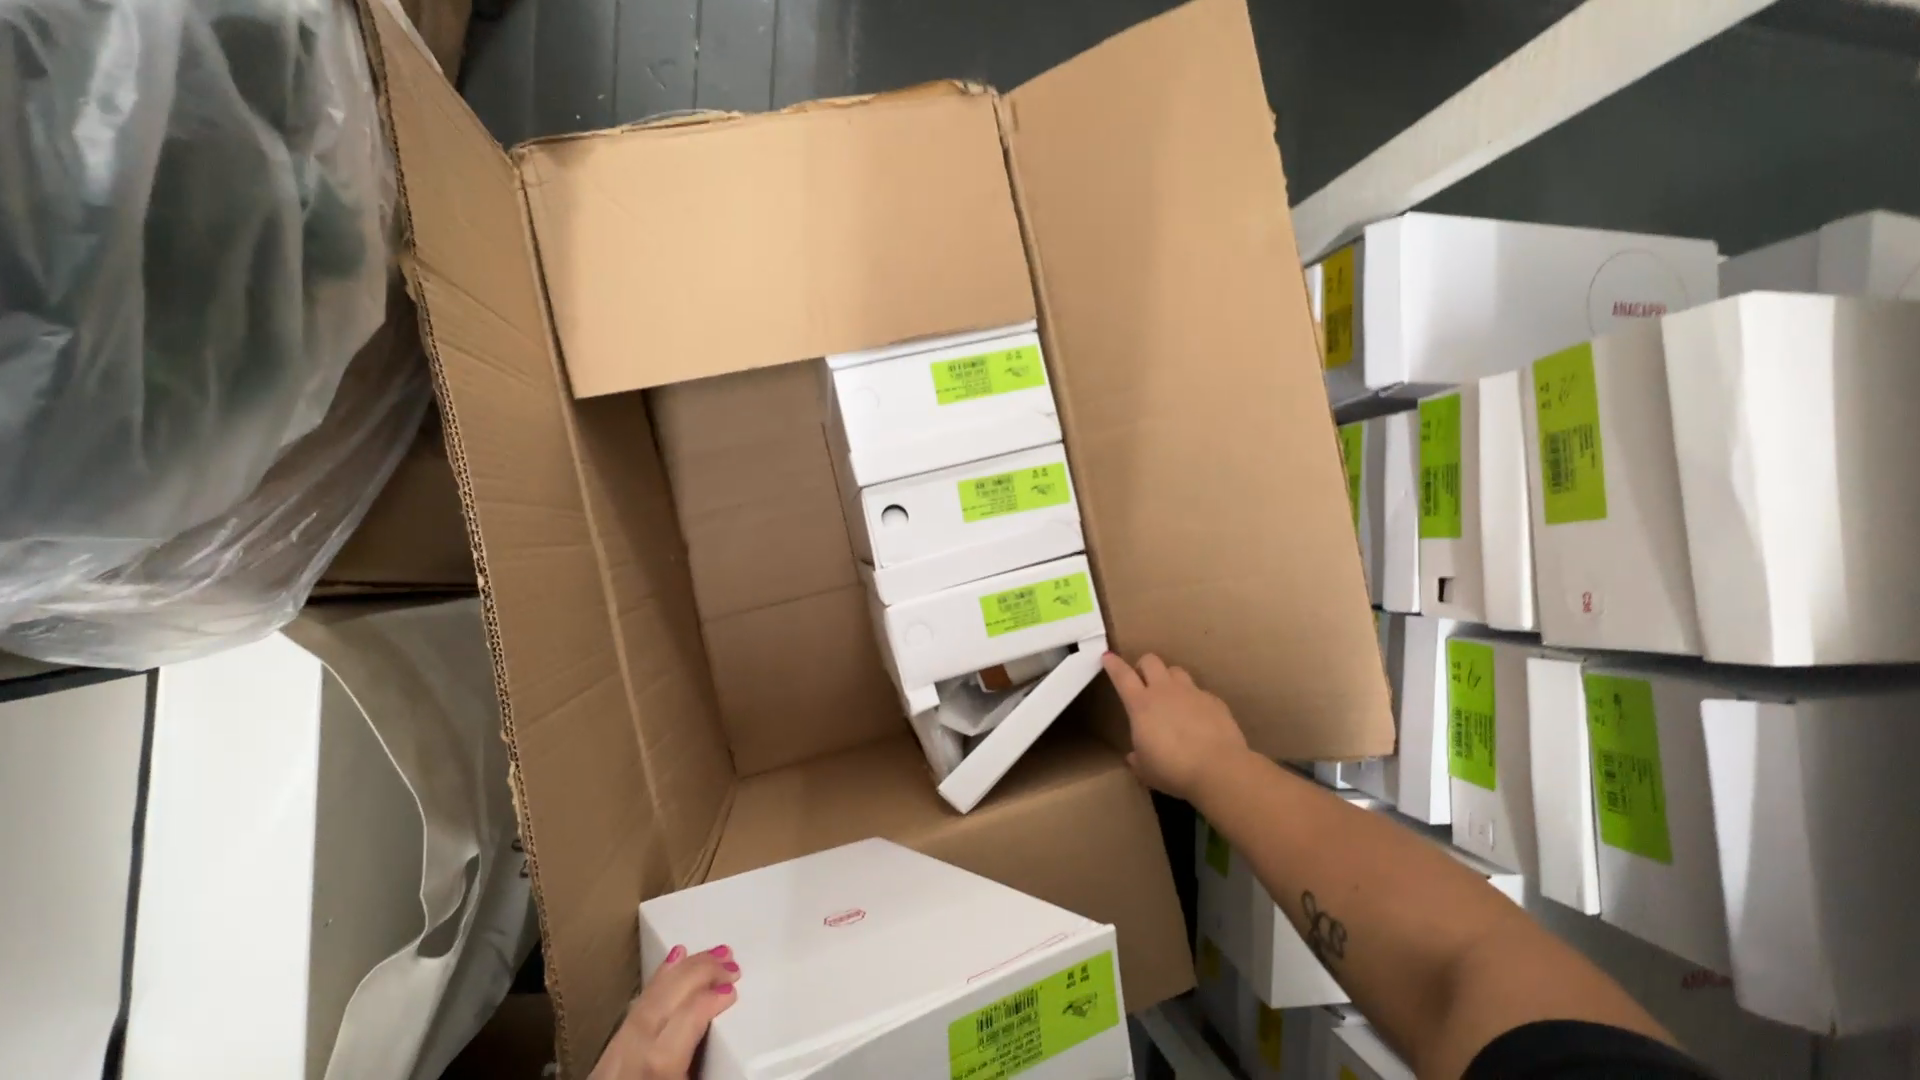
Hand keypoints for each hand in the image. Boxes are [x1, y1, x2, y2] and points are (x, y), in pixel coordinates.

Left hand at [588, 945, 741, 1079]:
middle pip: (662, 1004)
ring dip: (681, 972)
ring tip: (712, 953)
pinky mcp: (604, 1058)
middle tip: (731, 962)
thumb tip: (738, 1067)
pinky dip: (656, 983)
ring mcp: (611, 1058)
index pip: (681, 1026)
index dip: (708, 1002)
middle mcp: (627, 1063)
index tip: (733, 991)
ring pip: (645, 1001)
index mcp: (654, 1074)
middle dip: (698, 974)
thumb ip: (704, 1072)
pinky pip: (633, 1009)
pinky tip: (671, 965)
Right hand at [1102, 652, 1248, 801]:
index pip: (1122, 676)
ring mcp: (1192, 693)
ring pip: (1176, 671)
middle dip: (1143, 666)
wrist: (1218, 769)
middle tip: (1143, 681)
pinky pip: (1199, 692)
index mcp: (1141, 705)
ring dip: (1169, 679)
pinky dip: (1193, 700)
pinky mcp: (1214, 701)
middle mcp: (1165, 691)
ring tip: (1171, 696)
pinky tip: (1198, 718)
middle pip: (1150, 661)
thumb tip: (1133, 756)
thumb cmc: (1173, 770)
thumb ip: (1137, 758)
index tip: (1108, 657)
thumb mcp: (1145, 769)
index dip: (1113, 664)